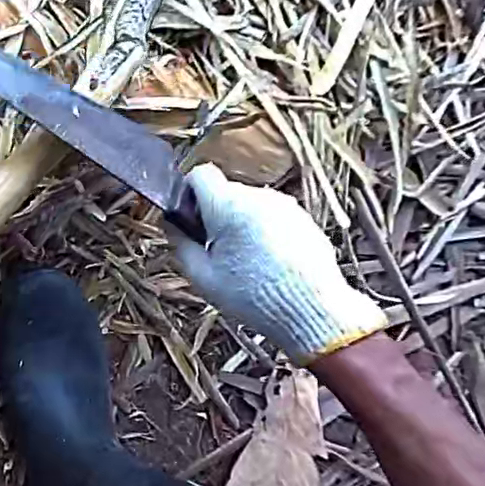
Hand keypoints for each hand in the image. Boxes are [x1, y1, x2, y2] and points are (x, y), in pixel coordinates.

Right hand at [165, 164, 385, 362]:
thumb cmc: (251, 296)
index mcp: (229, 205)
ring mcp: (285, 205)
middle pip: (224, 193)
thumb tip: (172, 223)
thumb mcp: (201, 275)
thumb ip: (180, 243)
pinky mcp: (304, 218)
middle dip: (214, 215)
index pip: (200, 174)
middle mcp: (259, 196)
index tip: (190, 220)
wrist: (311, 311)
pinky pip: (270, 216)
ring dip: (239, 225)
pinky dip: (262, 232)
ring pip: (248, 205)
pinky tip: (266, 264)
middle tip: (214, 252)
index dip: (188, 194)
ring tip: (244, 263)